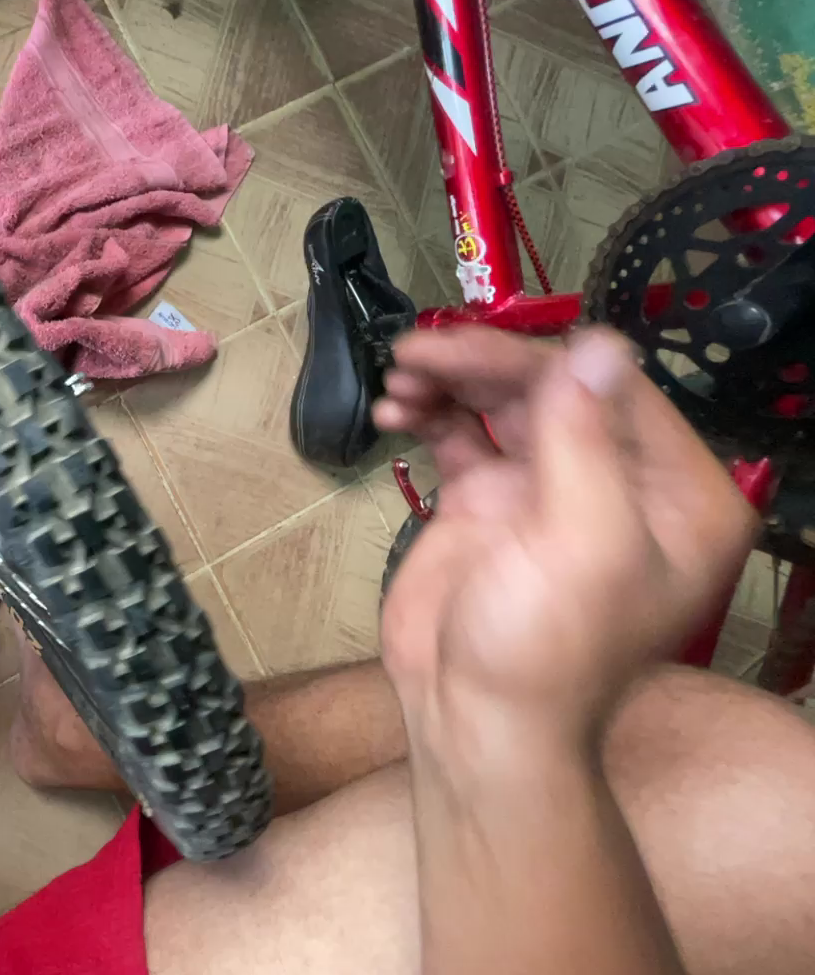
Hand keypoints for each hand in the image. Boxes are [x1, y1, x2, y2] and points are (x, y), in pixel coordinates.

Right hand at [374, 327, 756, 746]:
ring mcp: (536, 487)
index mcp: (664, 488)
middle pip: (542, 389)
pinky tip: (390, 416)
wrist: (469, 706)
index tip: (454, 348)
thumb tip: (591, 348)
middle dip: (475, 366)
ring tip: (395, 386)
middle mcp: (606, 477)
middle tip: (409, 357)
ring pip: (494, 405)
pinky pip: (455, 436)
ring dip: (444, 386)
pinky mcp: (478, 500)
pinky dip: (422, 417)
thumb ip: (584, 445)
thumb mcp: (579, 544)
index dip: (531, 358)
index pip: (605, 390)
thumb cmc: (542, 643)